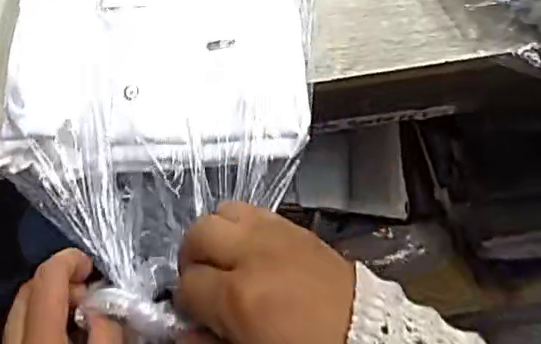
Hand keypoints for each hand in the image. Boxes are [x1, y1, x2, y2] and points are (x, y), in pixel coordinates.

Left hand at [3, 249, 123, 343]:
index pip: (48, 275)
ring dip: (51, 303)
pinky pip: (20, 330)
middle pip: (29, 288)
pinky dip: (42, 322)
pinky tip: (65, 335)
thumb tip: (101, 302)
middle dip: (60, 281)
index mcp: (40, 339)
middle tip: (87, 296)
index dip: (72, 259)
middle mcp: (13, 342)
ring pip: (21, 311)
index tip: (91, 269)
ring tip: (79, 319)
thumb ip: (108, 323)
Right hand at [177, 202, 354, 343]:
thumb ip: (209, 342)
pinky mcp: (293, 224)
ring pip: (225, 209)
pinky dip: (242, 225)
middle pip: (200, 231)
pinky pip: (254, 210)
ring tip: (221, 262)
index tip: (189, 312)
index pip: (187, 283)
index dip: (182, 301)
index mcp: (239, 295)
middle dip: (191, 256)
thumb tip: (184, 331)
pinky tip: (248, 252)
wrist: (358, 330)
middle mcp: (254, 252)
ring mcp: (275, 231)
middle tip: (198, 282)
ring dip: (216, 233)